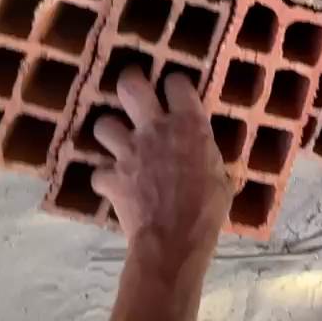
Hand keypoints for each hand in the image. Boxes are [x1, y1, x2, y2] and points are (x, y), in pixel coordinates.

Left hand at [89, 69, 229, 271]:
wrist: (174, 240)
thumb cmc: (207, 208)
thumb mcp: (222, 177)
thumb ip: (209, 158)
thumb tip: (210, 158)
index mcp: (188, 124)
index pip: (177, 83)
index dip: (175, 83)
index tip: (176, 89)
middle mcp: (154, 129)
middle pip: (131, 87)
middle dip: (130, 80)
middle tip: (133, 83)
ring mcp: (127, 152)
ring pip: (103, 124)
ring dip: (110, 130)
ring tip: (118, 138)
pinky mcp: (110, 177)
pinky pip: (99, 171)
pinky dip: (106, 176)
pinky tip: (114, 182)